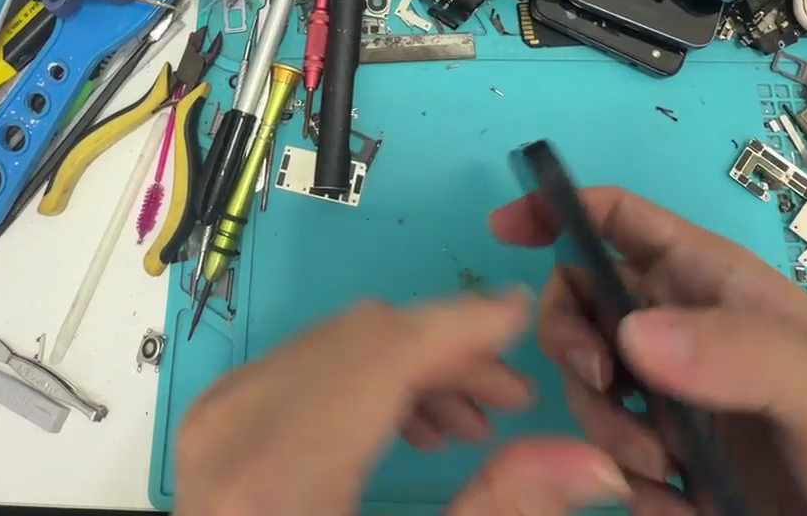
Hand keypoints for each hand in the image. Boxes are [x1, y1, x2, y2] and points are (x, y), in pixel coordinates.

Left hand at [176, 292, 633, 514]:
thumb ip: (498, 509)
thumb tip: (589, 460)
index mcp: (277, 466)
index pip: (388, 348)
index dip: (463, 323)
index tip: (523, 310)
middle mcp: (238, 418)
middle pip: (365, 336)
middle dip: (448, 352)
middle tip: (513, 395)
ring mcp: (219, 409)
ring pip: (337, 341)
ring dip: (411, 366)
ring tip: (469, 423)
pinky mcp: (216, 414)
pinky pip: (307, 362)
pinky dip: (365, 379)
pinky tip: (406, 424)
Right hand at [491, 187, 806, 515]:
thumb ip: (738, 353)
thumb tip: (629, 333)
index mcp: (708, 284)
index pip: (619, 218)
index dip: (560, 206)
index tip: (505, 228)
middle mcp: (678, 330)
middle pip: (580, 299)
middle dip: (571, 335)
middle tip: (603, 380)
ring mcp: (669, 397)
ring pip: (587, 381)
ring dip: (603, 422)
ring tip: (664, 467)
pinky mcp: (667, 462)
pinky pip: (608, 454)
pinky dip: (626, 478)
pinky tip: (680, 502)